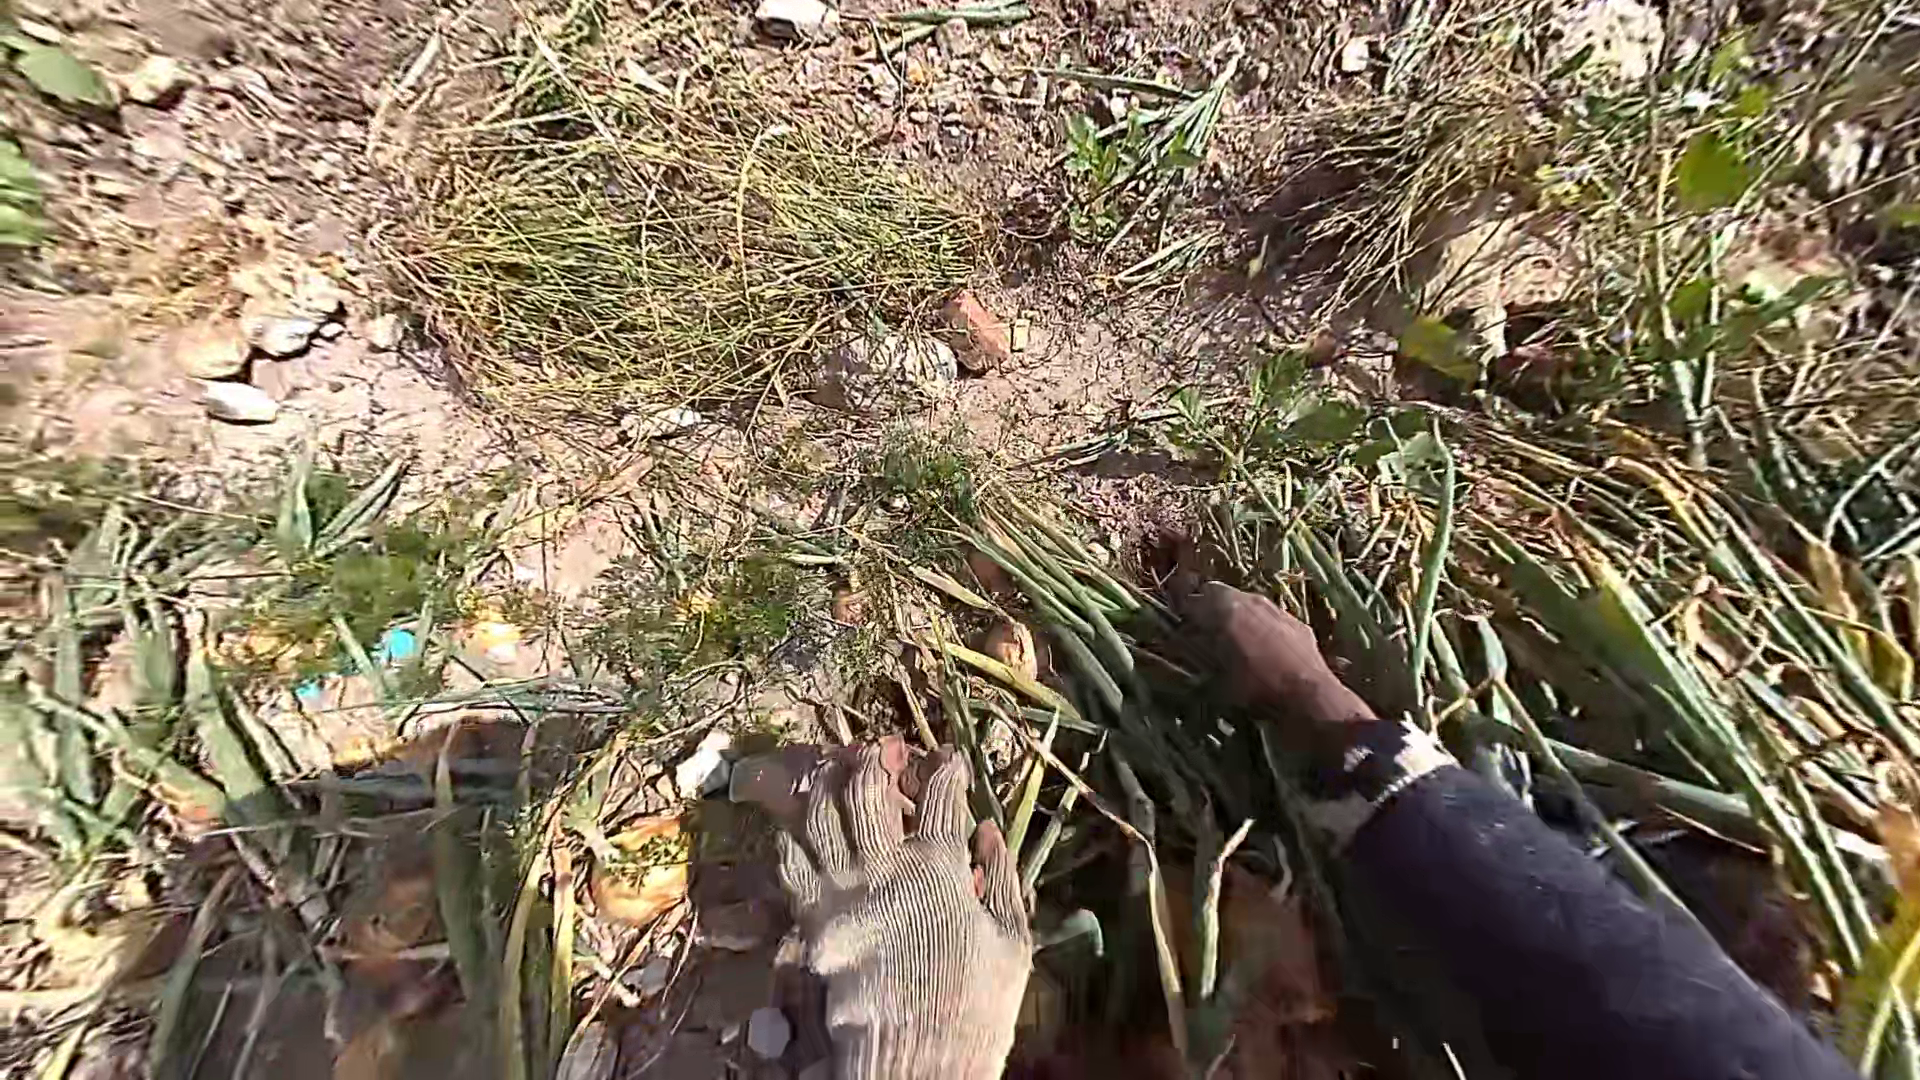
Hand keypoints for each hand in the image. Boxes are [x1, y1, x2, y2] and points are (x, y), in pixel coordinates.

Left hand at [738, 736, 1030, 1078]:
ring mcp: (845, 892)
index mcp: (938, 870)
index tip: (950, 758)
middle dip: (876, 758)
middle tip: (882, 748)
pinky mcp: (815, 921)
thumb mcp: (1012, 943)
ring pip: (824, 815)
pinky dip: (796, 837)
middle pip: (870, 790)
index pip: (943, 797)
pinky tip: (802, 824)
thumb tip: (988, 828)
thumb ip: (1002, 879)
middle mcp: (887, 868)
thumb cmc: (975, 1008)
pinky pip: (794, 865)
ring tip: (837, 767)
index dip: (948, 768)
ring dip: (829, 783)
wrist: (917, 1072)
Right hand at [1179, 582, 1377, 757]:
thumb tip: (1179, 642)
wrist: (1309, 697)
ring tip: (1232, 638)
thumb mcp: (1214, 673)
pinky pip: (1269, 617)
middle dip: (1207, 606)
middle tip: (1202, 628)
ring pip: (1245, 602)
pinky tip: (1263, 648)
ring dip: (1235, 614)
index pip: (1191, 597)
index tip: (1178, 622)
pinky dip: (1261, 626)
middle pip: (1217, 592)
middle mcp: (1248, 600)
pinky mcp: (1296, 622)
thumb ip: (1196, 650)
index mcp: (1222, 608)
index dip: (1182, 609)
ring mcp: (1274, 608)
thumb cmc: (1254, 686)